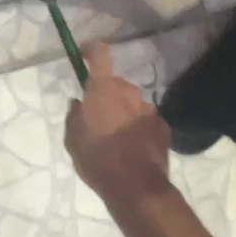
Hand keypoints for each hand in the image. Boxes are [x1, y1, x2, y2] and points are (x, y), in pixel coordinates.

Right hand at [64, 44, 173, 208]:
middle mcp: (129, 92)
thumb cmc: (96, 160)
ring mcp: (148, 108)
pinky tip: (134, 148)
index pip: (100, 54)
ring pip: (132, 102)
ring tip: (116, 139)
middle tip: (98, 118)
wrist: (135, 187)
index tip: (85, 52)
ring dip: (124, 112)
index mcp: (103, 90)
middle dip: (107, 94)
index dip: (92, 49)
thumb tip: (79, 103)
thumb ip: (74, 116)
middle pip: (116, 83)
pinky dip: (138, 128)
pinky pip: (145, 120)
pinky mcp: (162, 126)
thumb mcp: (72, 139)